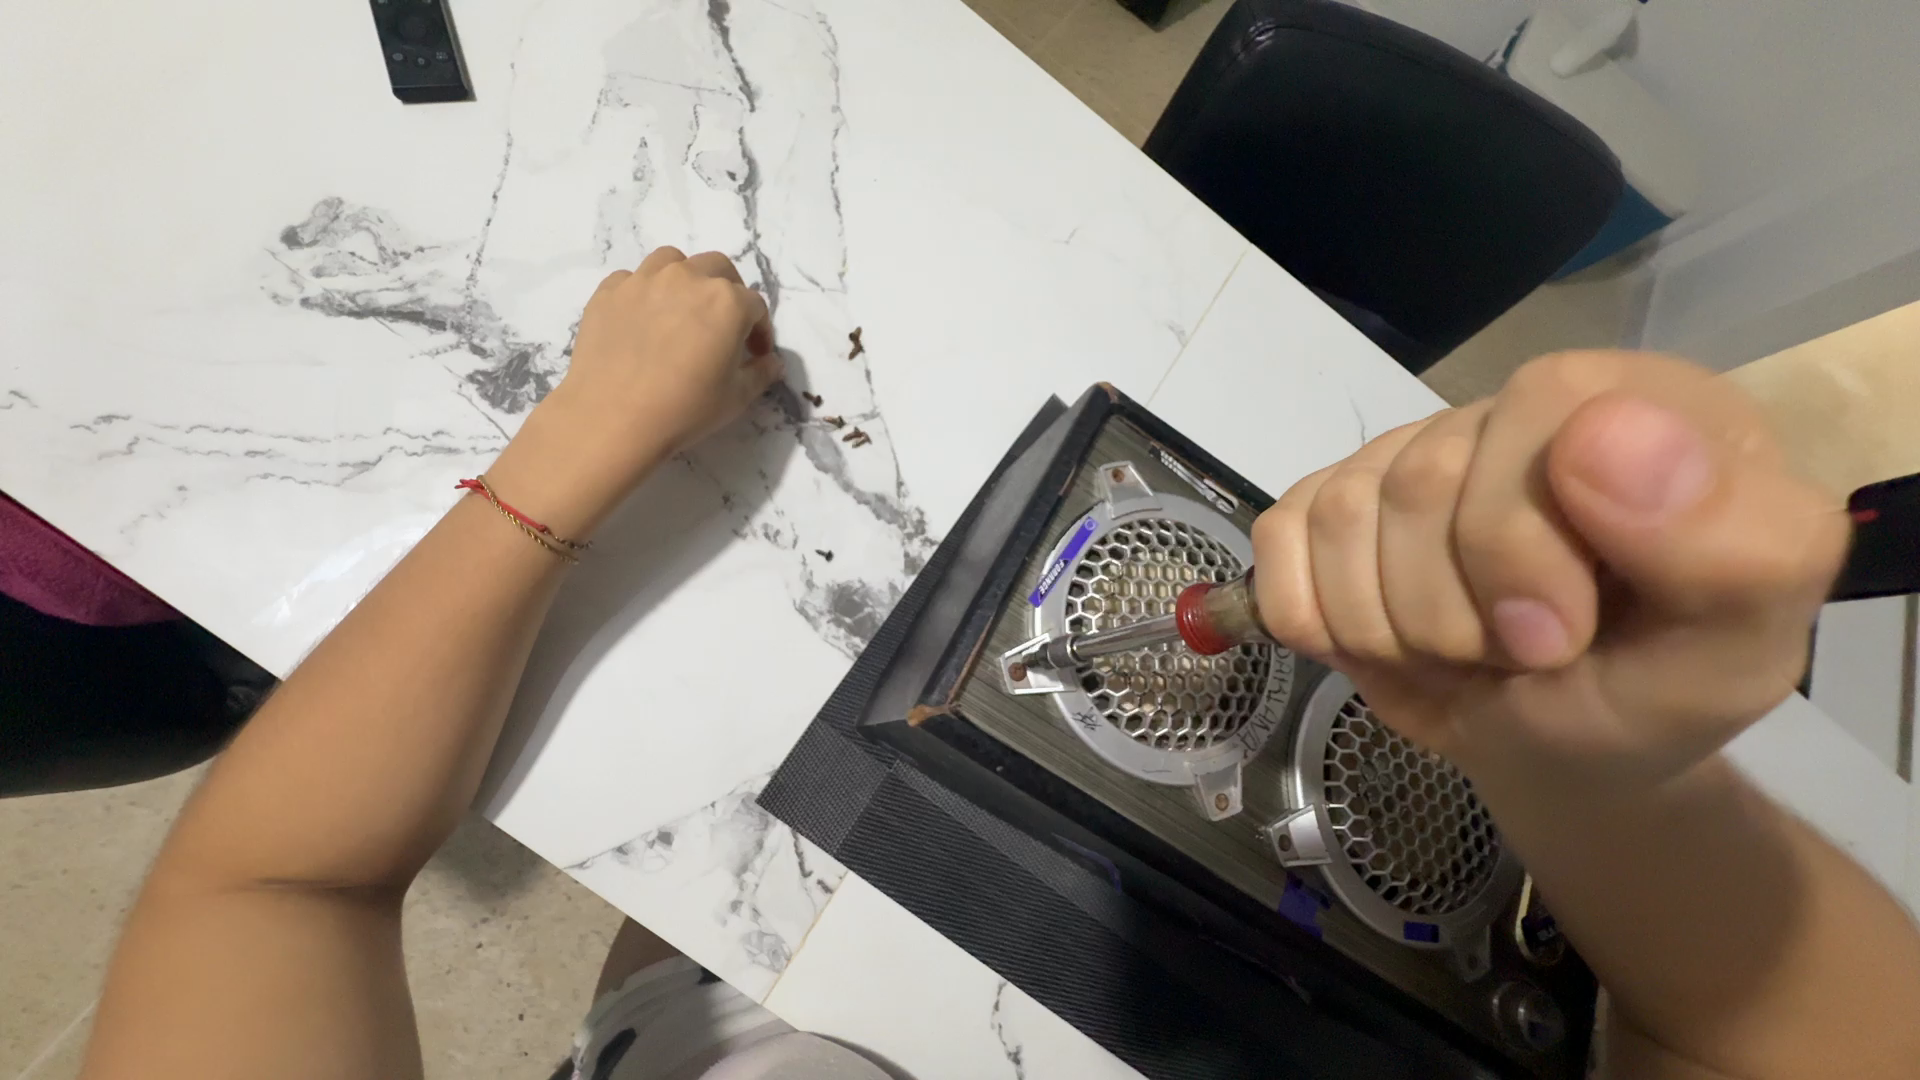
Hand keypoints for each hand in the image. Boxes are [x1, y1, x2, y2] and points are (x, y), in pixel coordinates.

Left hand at [489, 247, 780, 533]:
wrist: (614, 416)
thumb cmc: (686, 408)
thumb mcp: (736, 398)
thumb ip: (761, 373)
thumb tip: (772, 363)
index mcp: (727, 302)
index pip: (756, 306)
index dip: (761, 331)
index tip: (756, 355)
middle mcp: (687, 278)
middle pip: (718, 268)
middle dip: (729, 292)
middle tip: (725, 325)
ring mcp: (644, 280)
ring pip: (673, 262)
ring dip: (687, 280)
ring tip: (683, 311)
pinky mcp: (609, 291)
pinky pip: (634, 279)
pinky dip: (646, 293)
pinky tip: (645, 321)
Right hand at [1251, 351, 1849, 794]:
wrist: (1542, 742)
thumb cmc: (1636, 695)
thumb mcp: (1730, 655)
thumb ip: (1732, 545)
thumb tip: (1604, 431)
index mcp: (1624, 407)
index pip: (1537, 408)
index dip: (1521, 537)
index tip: (1551, 636)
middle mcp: (1492, 416)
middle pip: (1417, 478)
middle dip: (1447, 609)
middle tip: (1500, 656)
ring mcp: (1389, 458)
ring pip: (1338, 517)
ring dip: (1383, 626)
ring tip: (1442, 651)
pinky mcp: (1314, 506)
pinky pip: (1278, 542)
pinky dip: (1311, 617)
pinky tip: (1366, 636)